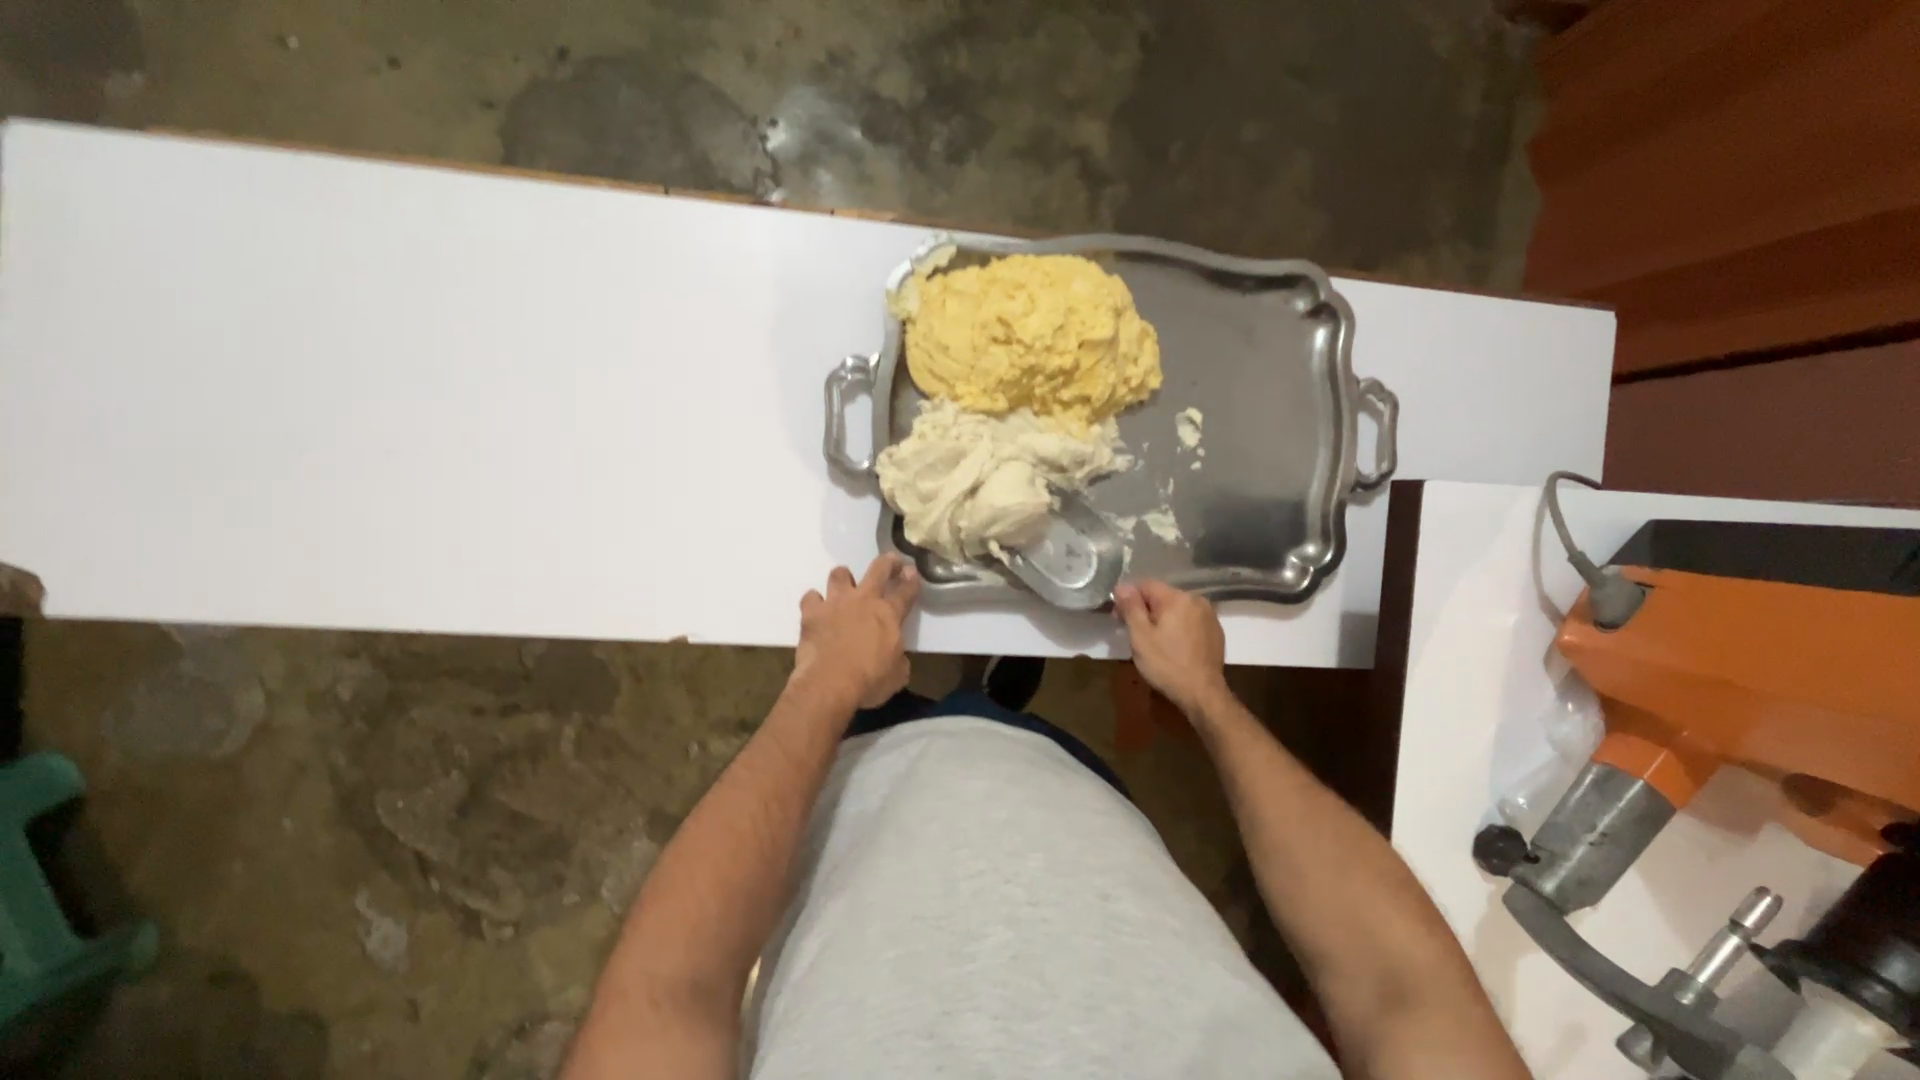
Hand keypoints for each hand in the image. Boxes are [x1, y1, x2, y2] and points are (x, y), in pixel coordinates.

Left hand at [794, 555, 920, 708]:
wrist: (830, 684)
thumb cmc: (869, 682)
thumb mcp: (897, 676)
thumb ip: (899, 660)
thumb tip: (897, 658)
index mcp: (889, 614)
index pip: (906, 590)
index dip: (912, 580)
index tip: (913, 572)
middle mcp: (863, 600)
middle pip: (878, 569)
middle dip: (887, 562)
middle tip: (890, 563)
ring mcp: (835, 603)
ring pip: (840, 574)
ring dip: (844, 579)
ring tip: (845, 587)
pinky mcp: (811, 613)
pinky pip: (811, 597)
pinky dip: (815, 602)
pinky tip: (817, 610)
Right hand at [1113, 579, 1229, 716]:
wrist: (1202, 693)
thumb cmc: (1166, 665)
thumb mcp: (1141, 636)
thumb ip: (1131, 607)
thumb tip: (1122, 585)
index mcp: (1177, 598)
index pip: (1146, 584)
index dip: (1128, 598)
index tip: (1118, 617)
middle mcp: (1197, 600)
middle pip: (1162, 596)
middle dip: (1145, 609)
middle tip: (1133, 632)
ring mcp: (1209, 616)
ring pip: (1177, 608)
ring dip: (1162, 618)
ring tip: (1153, 641)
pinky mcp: (1216, 631)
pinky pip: (1190, 620)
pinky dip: (1178, 627)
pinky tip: (1173, 646)